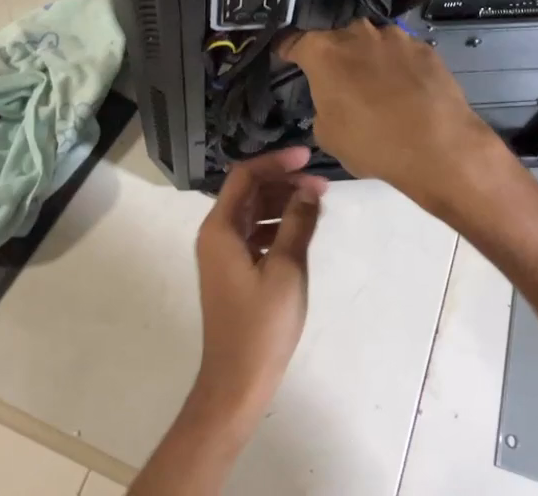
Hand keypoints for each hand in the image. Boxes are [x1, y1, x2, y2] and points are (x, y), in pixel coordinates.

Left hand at [191, 147, 326, 432]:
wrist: (237, 379)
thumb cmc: (261, 324)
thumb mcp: (286, 269)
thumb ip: (298, 223)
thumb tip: (308, 189)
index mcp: (220, 228)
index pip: (245, 176)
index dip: (277, 162)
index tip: (308, 156)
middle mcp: (216, 234)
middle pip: (249, 192)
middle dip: (284, 183)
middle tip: (321, 185)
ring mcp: (222, 254)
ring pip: (253, 213)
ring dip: (283, 204)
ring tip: (317, 205)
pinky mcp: (233, 271)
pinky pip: (255, 234)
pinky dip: (278, 226)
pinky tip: (302, 231)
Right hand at [280, 21, 505, 212]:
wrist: (439, 147)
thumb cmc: (372, 143)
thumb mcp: (327, 135)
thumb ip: (322, 106)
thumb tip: (334, 101)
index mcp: (324, 52)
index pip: (293, 41)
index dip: (287, 50)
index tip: (286, 56)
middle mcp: (357, 33)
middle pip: (336, 39)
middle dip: (335, 57)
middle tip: (340, 84)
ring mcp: (395, 36)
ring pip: (372, 43)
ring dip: (369, 60)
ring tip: (378, 90)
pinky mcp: (425, 47)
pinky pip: (401, 53)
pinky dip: (399, 67)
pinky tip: (406, 92)